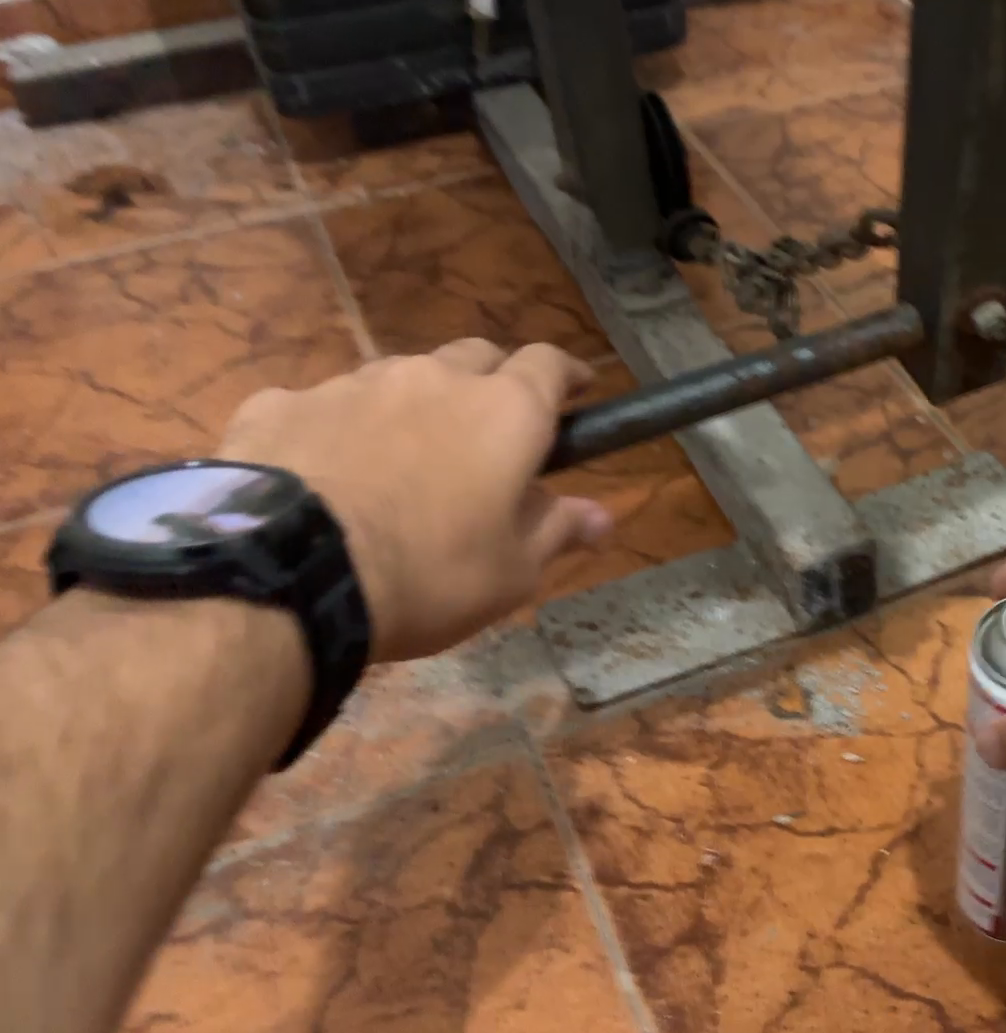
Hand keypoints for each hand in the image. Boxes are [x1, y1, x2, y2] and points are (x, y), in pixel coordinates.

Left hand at [218, 339, 612, 662]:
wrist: (282, 578)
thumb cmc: (431, 573)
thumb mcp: (515, 569)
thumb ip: (559, 529)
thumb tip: (601, 517)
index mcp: (505, 412)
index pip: (548, 363)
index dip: (567, 372)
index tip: (579, 387)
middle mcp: (434, 380)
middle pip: (477, 356)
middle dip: (494, 381)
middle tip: (495, 429)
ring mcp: (351, 385)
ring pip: (401, 376)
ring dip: (419, 403)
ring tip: (409, 455)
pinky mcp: (279, 404)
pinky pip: (327, 404)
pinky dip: (344, 426)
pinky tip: (332, 470)